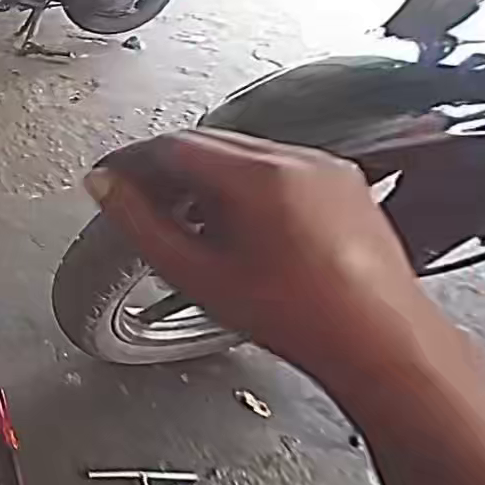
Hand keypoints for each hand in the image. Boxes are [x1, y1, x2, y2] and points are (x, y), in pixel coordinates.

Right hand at [84, 128, 435, 380]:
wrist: (378, 340)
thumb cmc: (297, 316)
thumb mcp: (194, 273)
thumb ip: (140, 223)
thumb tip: (105, 187)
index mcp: (257, 176)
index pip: (172, 145)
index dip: (131, 159)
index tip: (110, 176)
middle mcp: (295, 159)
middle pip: (205, 143)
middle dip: (162, 168)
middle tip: (135, 197)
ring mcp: (323, 167)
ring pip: (238, 153)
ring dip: (199, 177)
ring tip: (180, 218)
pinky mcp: (340, 182)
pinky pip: (272, 166)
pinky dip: (236, 184)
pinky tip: (227, 223)